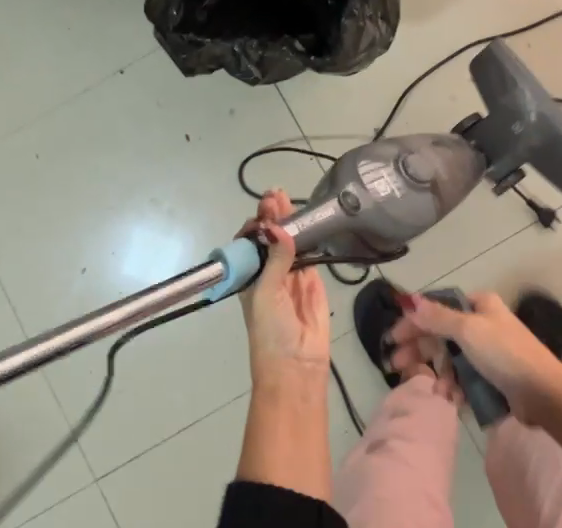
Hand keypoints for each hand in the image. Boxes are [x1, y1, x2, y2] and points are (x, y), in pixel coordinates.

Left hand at [238, 191, 329, 387]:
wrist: (296, 366)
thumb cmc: (270, 331)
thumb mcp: (265, 293)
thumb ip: (275, 259)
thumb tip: (277, 227)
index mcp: (248, 278)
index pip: (249, 244)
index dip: (255, 226)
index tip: (262, 207)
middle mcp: (268, 274)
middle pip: (270, 240)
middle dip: (272, 217)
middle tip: (275, 194)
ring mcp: (291, 277)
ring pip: (289, 243)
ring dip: (288, 222)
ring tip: (287, 198)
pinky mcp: (313, 282)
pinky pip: (308, 255)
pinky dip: (307, 238)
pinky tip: (307, 221)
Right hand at [392, 291, 561, 425]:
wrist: (544, 394)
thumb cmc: (505, 354)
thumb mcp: (468, 331)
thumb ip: (437, 317)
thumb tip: (410, 299)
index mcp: (479, 305)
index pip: (437, 308)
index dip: (413, 321)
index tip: (393, 338)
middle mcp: (482, 324)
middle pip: (441, 334)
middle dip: (420, 350)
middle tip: (397, 365)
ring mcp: (488, 351)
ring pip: (451, 359)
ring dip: (440, 374)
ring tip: (438, 391)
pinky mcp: (492, 376)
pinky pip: (465, 377)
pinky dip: (456, 387)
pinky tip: (453, 399)